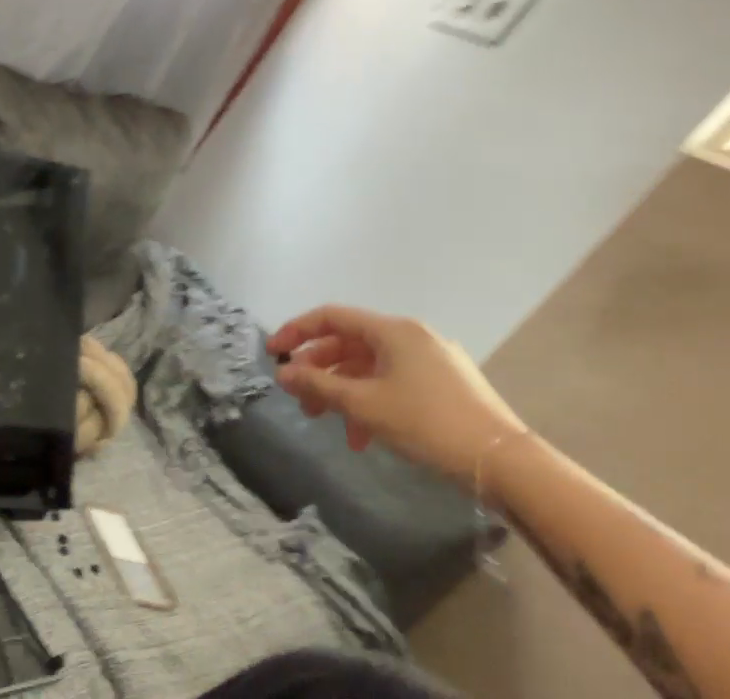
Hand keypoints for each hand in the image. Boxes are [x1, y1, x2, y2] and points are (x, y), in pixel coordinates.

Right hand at [267, 305, 525, 482]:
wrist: (504, 462)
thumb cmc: (427, 423)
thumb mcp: (362, 404)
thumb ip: (317, 384)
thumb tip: (284, 373)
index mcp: (394, 331)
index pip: (330, 317)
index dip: (296, 331)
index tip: (274, 355)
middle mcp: (413, 337)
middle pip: (348, 344)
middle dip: (318, 370)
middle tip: (299, 398)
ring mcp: (433, 361)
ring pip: (369, 367)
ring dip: (341, 391)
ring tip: (327, 421)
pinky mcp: (445, 385)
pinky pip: (392, 382)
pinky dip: (369, 400)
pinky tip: (362, 434)